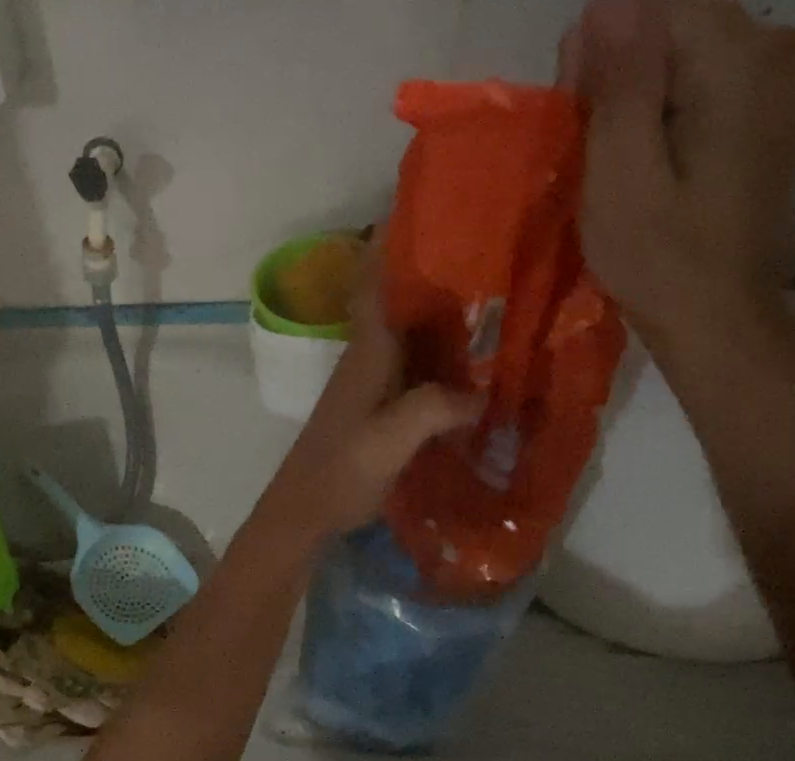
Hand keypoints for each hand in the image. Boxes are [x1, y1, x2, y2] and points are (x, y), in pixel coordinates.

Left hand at [265, 240, 483, 535]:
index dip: (390, 247)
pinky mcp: (375, 412)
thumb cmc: (339, 473)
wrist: (302, 515)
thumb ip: (434, 409)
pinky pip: (413, 371)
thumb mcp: (390, 441)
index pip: (375, 286)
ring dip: (440, 318)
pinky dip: (439, 361)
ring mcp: (369, 388)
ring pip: (408, 338)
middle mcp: (366, 362)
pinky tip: (472, 369)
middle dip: (432, 276)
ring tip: (492, 299)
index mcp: (367, 356)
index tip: (418, 210)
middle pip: (398, 306)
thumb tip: (482, 393)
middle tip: (485, 250)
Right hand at [561, 0, 794, 344]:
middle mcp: (776, 51)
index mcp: (740, 63)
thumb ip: (621, 83)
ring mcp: (782, 80)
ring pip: (684, 51)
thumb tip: (608, 1)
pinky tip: (640, 153)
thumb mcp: (621, 175)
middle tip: (585, 136)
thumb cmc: (660, 258)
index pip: (658, 3)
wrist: (718, 319)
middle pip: (673, 22)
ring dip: (634, 89)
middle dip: (617, 66)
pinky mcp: (770, 110)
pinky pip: (703, 78)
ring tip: (608, 152)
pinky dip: (662, 105)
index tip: (575, 101)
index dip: (603, 45)